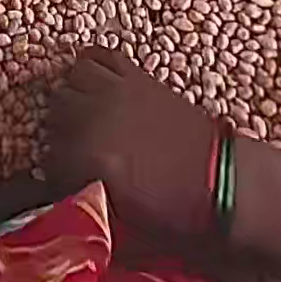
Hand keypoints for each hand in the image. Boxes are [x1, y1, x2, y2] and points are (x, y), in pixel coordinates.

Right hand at [47, 48, 216, 239]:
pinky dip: (92, 64)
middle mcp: (96, 117)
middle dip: (61, 131)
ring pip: (72, 78)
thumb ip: (90, 207)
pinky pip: (99, 55)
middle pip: (55, 112)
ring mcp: (116, 90)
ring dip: (74, 95)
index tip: (68, 182)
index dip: (58, 174)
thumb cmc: (182, 214)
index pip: (50, 160)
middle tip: (76, 148)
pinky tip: (97, 82)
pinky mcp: (135, 75)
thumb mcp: (129, 226)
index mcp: (91, 158)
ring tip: (84, 112)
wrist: (229, 185)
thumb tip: (65, 203)